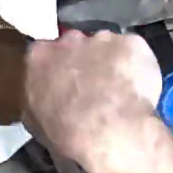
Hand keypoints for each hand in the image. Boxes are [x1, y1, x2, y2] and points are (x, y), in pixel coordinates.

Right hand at [24, 30, 170, 172]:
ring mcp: (102, 38)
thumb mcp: (35, 121)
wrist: (106, 132)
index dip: (57, 70)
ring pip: (107, 46)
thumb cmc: (65, 133)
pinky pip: (135, 52)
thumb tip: (46, 99)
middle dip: (84, 62)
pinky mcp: (132, 44)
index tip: (64, 85)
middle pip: (76, 44)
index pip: (45, 54)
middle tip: (93, 88)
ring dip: (111, 63)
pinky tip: (137, 90)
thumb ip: (39, 97)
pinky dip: (137, 67)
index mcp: (38, 56)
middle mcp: (68, 40)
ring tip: (119, 92)